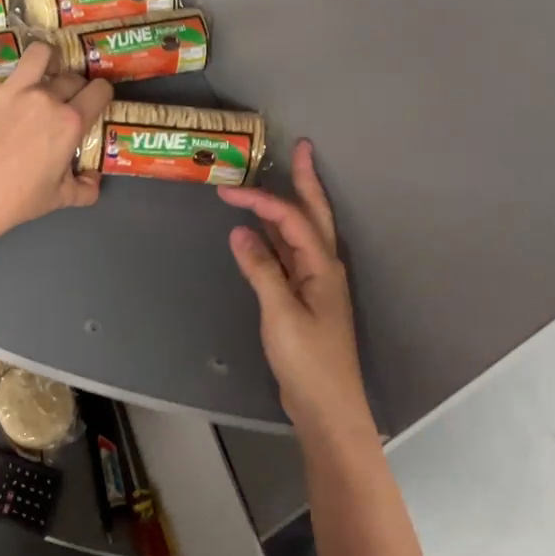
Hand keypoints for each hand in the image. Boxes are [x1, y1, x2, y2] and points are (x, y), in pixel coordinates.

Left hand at [0, 38, 112, 240]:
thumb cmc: (22, 198)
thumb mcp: (63, 198)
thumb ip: (86, 188)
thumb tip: (94, 180)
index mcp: (71, 122)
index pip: (100, 91)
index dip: (102, 93)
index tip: (96, 100)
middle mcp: (46, 98)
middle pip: (71, 76)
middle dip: (74, 84)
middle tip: (66, 98)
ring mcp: (13, 92)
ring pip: (37, 54)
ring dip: (45, 56)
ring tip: (43, 65)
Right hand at [219, 140, 374, 439]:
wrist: (327, 407)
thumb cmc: (308, 361)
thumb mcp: (280, 313)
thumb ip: (260, 269)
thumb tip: (240, 231)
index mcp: (322, 266)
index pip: (290, 219)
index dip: (260, 200)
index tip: (227, 191)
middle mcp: (323, 267)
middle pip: (313, 214)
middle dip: (306, 181)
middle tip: (302, 148)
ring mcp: (316, 283)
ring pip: (302, 233)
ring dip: (291, 205)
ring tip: (282, 178)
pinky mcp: (304, 299)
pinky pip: (290, 255)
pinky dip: (276, 237)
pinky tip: (262, 232)